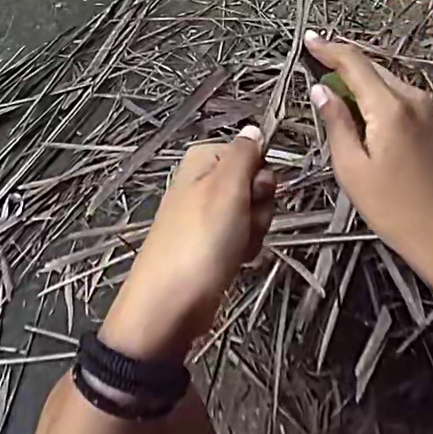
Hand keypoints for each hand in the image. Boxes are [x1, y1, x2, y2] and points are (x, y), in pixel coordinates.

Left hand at [101, 128, 275, 360]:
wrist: (171, 304)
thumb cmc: (195, 244)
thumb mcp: (227, 188)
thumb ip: (244, 154)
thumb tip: (254, 129)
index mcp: (203, 161)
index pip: (254, 154)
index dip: (261, 176)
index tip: (254, 192)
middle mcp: (203, 184)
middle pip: (257, 185)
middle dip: (259, 208)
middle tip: (241, 222)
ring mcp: (207, 214)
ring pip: (254, 214)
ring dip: (253, 233)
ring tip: (234, 245)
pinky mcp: (212, 243)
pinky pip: (244, 239)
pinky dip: (244, 251)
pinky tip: (232, 260)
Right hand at [305, 31, 432, 275]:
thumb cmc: (397, 209)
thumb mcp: (352, 167)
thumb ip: (336, 122)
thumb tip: (321, 91)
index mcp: (390, 109)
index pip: (354, 63)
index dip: (328, 49)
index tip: (309, 41)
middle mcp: (412, 101)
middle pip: (370, 67)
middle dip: (340, 63)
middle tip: (313, 63)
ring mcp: (426, 110)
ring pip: (383, 80)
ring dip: (356, 80)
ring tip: (330, 91)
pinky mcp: (431, 122)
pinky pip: (396, 95)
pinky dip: (373, 94)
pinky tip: (358, 110)